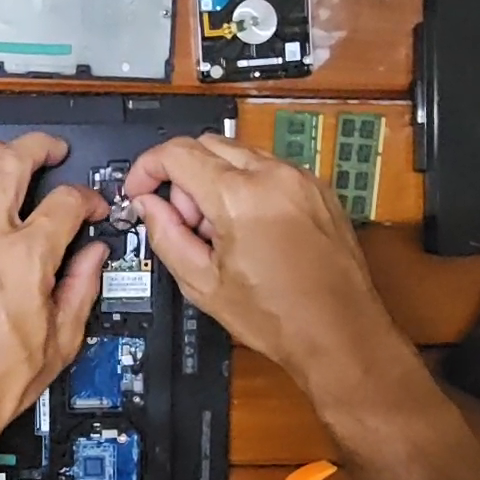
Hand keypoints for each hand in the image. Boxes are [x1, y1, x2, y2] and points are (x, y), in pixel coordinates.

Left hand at [0, 134, 110, 441]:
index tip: (91, 208)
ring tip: (4, 155)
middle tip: (51, 151)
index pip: (66, 202)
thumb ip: (83, 286)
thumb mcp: (62, 338)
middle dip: (39, 148)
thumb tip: (95, 256)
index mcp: (26, 257)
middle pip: (12, 162)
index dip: (87, 199)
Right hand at [123, 134, 418, 417]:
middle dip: (181, 177)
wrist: (340, 334)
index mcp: (240, 197)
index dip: (146, 169)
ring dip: (212, 181)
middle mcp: (274, 177)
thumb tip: (148, 206)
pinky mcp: (317, 189)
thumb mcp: (201, 283)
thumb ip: (165, 235)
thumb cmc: (280, 318)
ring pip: (236, 154)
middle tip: (181, 221)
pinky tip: (247, 229)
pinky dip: (244, 186)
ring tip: (217, 232)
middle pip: (205, 145)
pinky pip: (266, 169)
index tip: (139, 189)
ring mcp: (300, 179)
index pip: (176, 153)